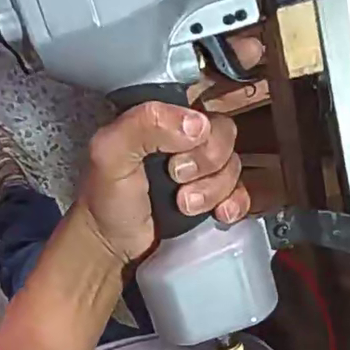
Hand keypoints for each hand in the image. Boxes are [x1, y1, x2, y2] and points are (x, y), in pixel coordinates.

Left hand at [75, 102, 250, 264]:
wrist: (114, 246)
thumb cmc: (107, 197)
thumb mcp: (111, 153)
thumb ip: (143, 126)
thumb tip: (198, 125)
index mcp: (161, 119)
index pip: (199, 103)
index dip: (200, 125)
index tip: (180, 148)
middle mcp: (186, 140)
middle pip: (224, 133)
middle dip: (206, 161)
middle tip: (176, 178)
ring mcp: (204, 170)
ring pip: (233, 165)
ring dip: (213, 188)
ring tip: (184, 205)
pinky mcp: (216, 197)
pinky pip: (242, 192)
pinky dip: (235, 203)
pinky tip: (219, 214)